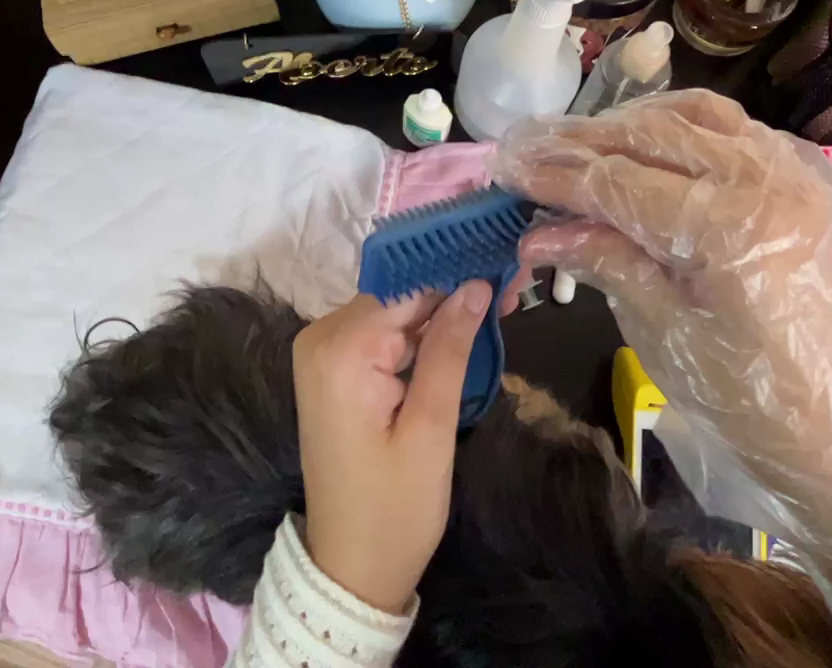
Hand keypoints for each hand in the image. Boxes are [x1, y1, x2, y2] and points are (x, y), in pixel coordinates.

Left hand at [293, 281, 491, 612]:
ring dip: (440, 314)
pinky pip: (380, 336)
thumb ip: (449, 350)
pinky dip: (419, 336)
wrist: (349, 567)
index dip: (456, 274)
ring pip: (392, 313)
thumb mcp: (431, 429)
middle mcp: (320, 338)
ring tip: (498, 306)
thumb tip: (474, 284)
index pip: (405, 288)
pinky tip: (460, 333)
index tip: (505, 264)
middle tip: (511, 289)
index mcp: (339, 350)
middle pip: (397, 297)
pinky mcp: (332, 369)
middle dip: (452, 292)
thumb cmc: (394, 509)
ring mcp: (321, 353)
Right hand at [493, 91, 831, 620]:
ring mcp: (797, 172)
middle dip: (578, 141)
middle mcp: (769, 178)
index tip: (504, 168)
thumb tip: (535, 232)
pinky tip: (647, 147)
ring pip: (692, 115)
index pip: (618, 182)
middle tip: (524, 146)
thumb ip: (603, 261)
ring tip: (577, 145)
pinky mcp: (810, 180)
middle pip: (649, 134)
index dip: (554, 176)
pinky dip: (680, 128)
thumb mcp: (664, 334)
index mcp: (733, 226)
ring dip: (627, 125)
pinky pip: (734, 129)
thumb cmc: (754, 402)